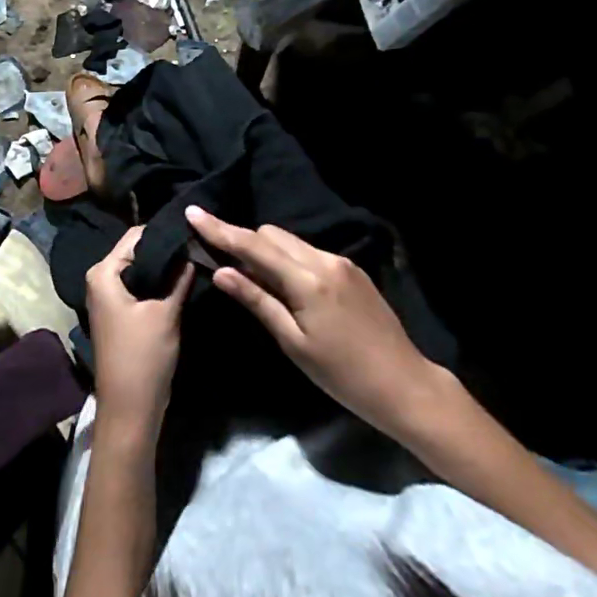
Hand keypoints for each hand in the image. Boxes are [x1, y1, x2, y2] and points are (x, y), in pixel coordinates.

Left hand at [86, 226, 193, 433]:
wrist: (130, 408)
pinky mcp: (120, 312)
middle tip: (199, 247)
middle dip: (166, 250)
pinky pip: (140, 286)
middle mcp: (100, 279)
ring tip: (195, 262)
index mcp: (103, 272)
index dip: (165, 233)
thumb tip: (192, 249)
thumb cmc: (143, 356)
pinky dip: (158, 284)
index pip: (137, 235)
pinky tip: (183, 283)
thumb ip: (179, 277)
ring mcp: (109, 297)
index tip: (194, 233)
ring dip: (164, 268)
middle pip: (137, 251)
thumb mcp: (165, 312)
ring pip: (141, 269)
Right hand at [186, 205, 449, 440]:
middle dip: (242, 239)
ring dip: (265, 249)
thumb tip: (221, 271)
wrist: (403, 384)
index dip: (220, 229)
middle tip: (219, 257)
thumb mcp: (293, 343)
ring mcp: (342, 262)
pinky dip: (288, 258)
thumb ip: (257, 301)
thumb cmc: (341, 374)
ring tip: (247, 271)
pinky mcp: (353, 270)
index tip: (192, 212)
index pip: (253, 244)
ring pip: (291, 241)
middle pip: (272, 234)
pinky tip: (282, 281)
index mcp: (308, 278)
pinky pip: (309, 252)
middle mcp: (325, 259)